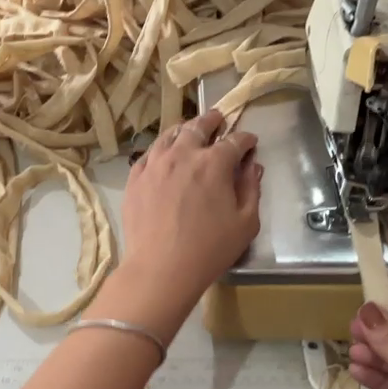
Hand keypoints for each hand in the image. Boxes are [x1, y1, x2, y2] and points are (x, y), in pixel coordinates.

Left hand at [94, 110, 260, 338]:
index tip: (250, 143)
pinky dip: (162, 148)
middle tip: (218, 119)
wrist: (160, 269)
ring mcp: (155, 164)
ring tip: (190, 130)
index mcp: (214, 163)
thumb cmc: (210, 249)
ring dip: (185, 129)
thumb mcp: (246, 223)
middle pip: (198, 126)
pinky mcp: (135, 178)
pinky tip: (164, 154)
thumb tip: (252, 167)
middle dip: (212, 120)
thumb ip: (251, 189)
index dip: (245, 139)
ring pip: (170, 135)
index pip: (234, 141)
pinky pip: (149, 153)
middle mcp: (183, 154)